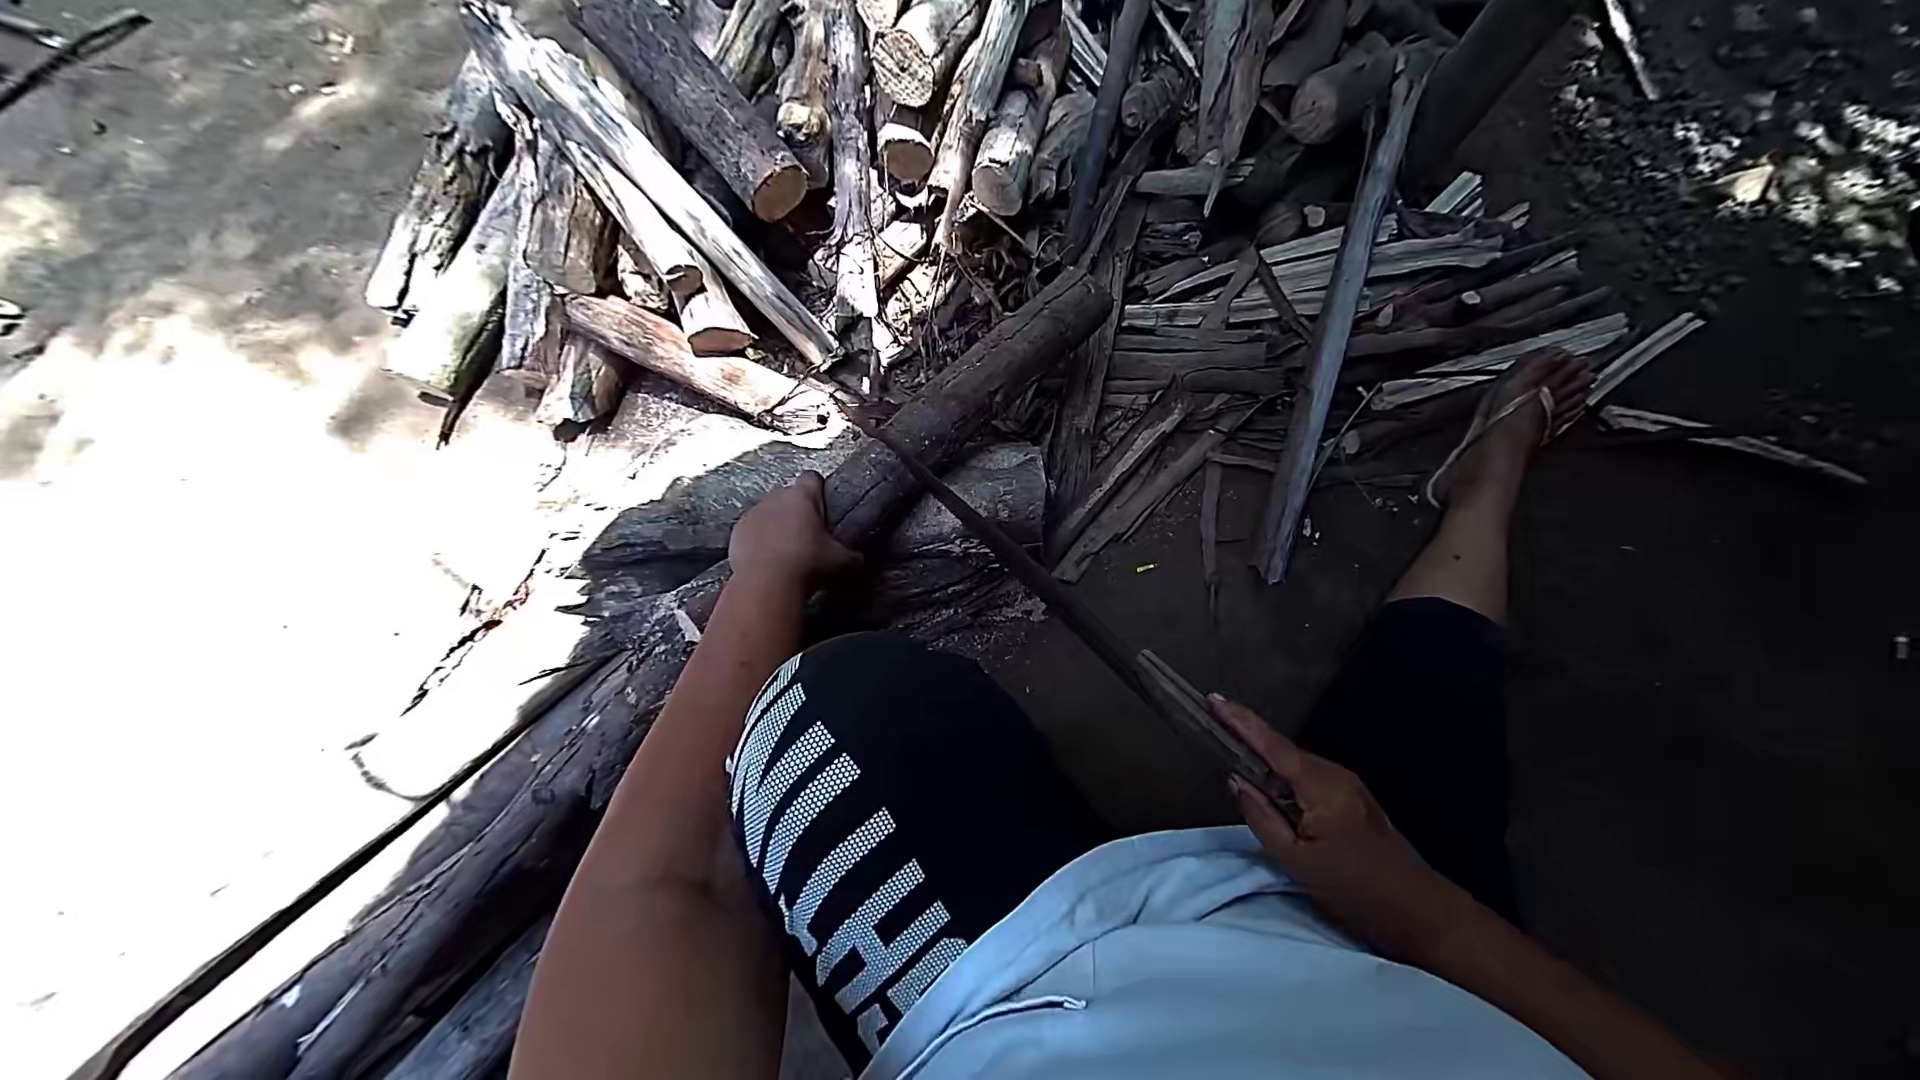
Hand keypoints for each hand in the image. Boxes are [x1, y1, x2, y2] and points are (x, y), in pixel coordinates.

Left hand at [728, 471, 861, 590]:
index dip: (818, 489)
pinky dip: (758, 540)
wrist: (765, 584)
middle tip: (807, 535)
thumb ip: (853, 557)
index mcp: (802, 496)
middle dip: (797, 510)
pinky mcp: (737, 531)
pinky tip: (766, 559)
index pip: (812, 477)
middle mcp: (776, 497)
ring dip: (776, 525)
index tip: (823, 505)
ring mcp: (753, 513)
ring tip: (785, 550)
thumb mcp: (842, 562)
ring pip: (768, 512)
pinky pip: (751, 530)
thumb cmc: (807, 565)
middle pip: (788, 495)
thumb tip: (861, 560)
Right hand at [1213, 695, 1471, 958]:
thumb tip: (1236, 780)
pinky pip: (1306, 777)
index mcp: (1323, 787)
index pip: (1273, 745)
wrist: (1423, 916)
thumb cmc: (1357, 891)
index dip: (1240, 721)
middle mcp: (1336, 776)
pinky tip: (1265, 784)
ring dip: (1263, 757)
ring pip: (1294, 764)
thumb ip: (1261, 817)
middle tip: (1212, 723)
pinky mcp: (1351, 798)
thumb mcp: (1297, 862)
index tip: (1214, 699)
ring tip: (1230, 749)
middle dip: (1248, 736)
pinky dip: (1281, 775)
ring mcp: (1347, 785)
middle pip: (1282, 750)